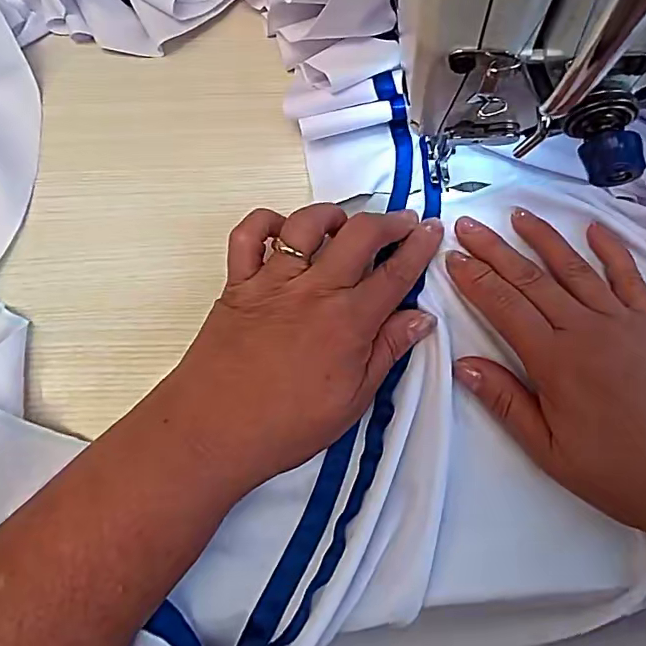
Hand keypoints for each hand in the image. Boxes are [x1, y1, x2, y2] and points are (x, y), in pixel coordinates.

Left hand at [144, 203, 442, 491]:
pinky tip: (282, 229)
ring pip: (307, 223)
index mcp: (346, 322)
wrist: (215, 430)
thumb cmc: (279, 425)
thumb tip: (417, 322)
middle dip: (389, 221)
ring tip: (345, 223)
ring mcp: (273, 282)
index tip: (430, 232)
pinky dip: (265, 222)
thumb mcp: (353, 400)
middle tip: (401, 223)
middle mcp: (313, 292)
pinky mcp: (240, 283)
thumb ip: (387, 351)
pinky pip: (248, 235)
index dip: (419, 247)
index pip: (395, 273)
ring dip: (332, 215)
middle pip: (360, 235)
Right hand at [446, 209, 645, 547]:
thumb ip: (507, 403)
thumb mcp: (553, 453)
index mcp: (556, 361)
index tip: (453, 257)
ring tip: (518, 215)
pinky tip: (595, 229)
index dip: (475, 279)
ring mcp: (623, 321)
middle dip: (494, 249)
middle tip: (468, 225)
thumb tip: (464, 365)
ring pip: (574, 269)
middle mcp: (586, 329)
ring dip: (543, 239)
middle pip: (530, 279)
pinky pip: (628, 278)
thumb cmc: (625, 474)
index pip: (504, 306)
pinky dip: (612, 250)